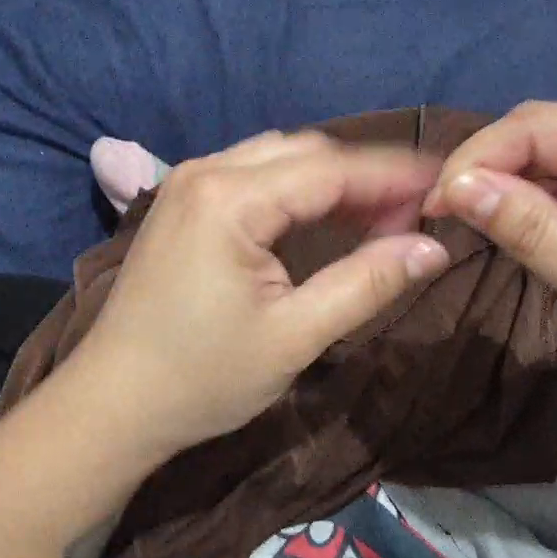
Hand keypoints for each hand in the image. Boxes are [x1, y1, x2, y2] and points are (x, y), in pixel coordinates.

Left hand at [68, 131, 451, 456]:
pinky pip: (249, 175)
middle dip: (363, 177)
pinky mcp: (179, 204)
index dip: (392, 176)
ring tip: (377, 218)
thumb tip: (433, 248)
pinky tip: (321, 219)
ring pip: (276, 159)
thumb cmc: (202, 378)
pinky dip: (293, 189)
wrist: (112, 404)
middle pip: (304, 152)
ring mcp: (186, 185)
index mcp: (231, 199)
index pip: (331, 169)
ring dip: (329, 180)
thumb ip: (366, 284)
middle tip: (412, 215)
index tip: (444, 186)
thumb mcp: (294, 336)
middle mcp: (205, 172)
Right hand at [425, 101, 556, 399]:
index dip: (474, 160)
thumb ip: (534, 232)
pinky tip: (528, 232)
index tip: (433, 211)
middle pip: (539, 129)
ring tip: (487, 235)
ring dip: (509, 187)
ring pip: (546, 149)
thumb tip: (457, 187)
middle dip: (487, 171)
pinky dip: (536, 199)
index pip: (537, 127)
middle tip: (449, 224)